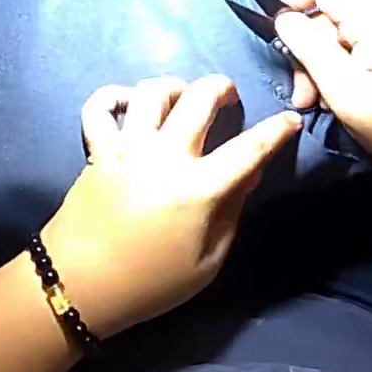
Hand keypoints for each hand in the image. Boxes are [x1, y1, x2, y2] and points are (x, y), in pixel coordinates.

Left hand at [40, 75, 301, 335]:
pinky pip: (100, 106)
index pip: (249, 149)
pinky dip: (115, 95)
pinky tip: (130, 103)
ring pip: (153, 92)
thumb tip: (249, 172)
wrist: (80, 286)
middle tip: (229, 96)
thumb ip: (231, 211)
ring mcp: (127, 148)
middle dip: (222, 87)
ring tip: (184, 97)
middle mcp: (164, 156)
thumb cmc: (151, 282)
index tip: (291, 118)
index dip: (276, 131)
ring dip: (176, 85)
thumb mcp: (207, 261)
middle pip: (200, 98)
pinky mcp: (97, 149)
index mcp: (198, 189)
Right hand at [276, 0, 371, 189]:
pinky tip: (351, 98)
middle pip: (333, 11)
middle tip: (305, 98)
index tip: (279, 39)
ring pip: (347, 30)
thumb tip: (283, 18)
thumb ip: (311, 51)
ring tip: (326, 105)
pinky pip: (368, 42)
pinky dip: (350, 66)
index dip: (292, 0)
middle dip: (309, 50)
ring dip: (328, 64)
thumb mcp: (349, 95)